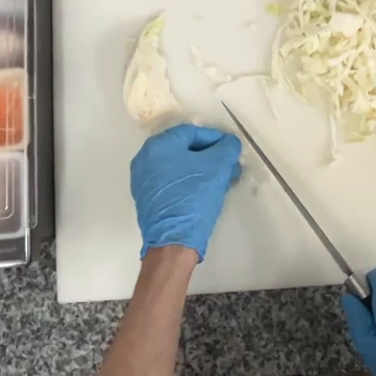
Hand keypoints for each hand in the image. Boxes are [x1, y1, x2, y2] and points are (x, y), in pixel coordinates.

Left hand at [130, 124, 242, 259]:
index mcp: (158, 146)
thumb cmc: (193, 198)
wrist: (172, 242)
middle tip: (229, 165)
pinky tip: (207, 192)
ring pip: (179, 167)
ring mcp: (144, 181)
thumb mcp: (217, 168)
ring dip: (202, 170)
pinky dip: (190, 183)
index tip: (232, 149)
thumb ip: (227, 148)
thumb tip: (230, 143)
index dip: (216, 138)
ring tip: (223, 179)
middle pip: (184, 149)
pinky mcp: (148, 200)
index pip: (192, 132)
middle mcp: (146, 159)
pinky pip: (172, 183)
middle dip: (210, 156)